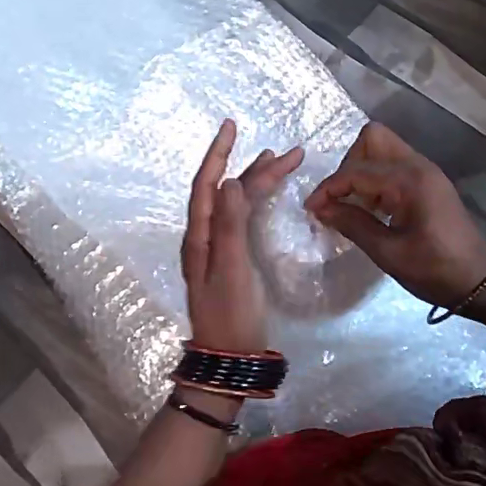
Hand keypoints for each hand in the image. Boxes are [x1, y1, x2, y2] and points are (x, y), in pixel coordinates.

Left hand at [181, 120, 304, 352]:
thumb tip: (231, 181)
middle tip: (286, 152)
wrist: (228, 359)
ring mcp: (218, 250)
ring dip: (255, 183)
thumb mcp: (231, 271)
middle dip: (252, 168)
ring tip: (280, 163)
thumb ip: (230, 226)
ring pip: (235, 205)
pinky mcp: (231, 261)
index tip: (231, 126)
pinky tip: (265, 198)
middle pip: (226, 191)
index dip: (218, 154)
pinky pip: (241, 221)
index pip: (206, 185)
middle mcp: (205, 237)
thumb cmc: (231, 317)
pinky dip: (255, 203)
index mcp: (200, 236)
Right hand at [305, 123, 485, 307]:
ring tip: (353, 205)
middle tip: (339, 199)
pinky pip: (393, 165)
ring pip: (383, 149)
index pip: (357, 171)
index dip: (329, 188)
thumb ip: (352, 225)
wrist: (479, 281)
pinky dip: (376, 178)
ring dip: (362, 170)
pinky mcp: (428, 182)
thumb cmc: (435, 270)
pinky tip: (372, 208)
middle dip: (348, 164)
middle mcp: (419, 166)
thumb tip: (320, 209)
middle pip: (373, 139)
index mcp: (410, 181)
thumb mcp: (388, 253)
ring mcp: (426, 171)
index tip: (311, 209)